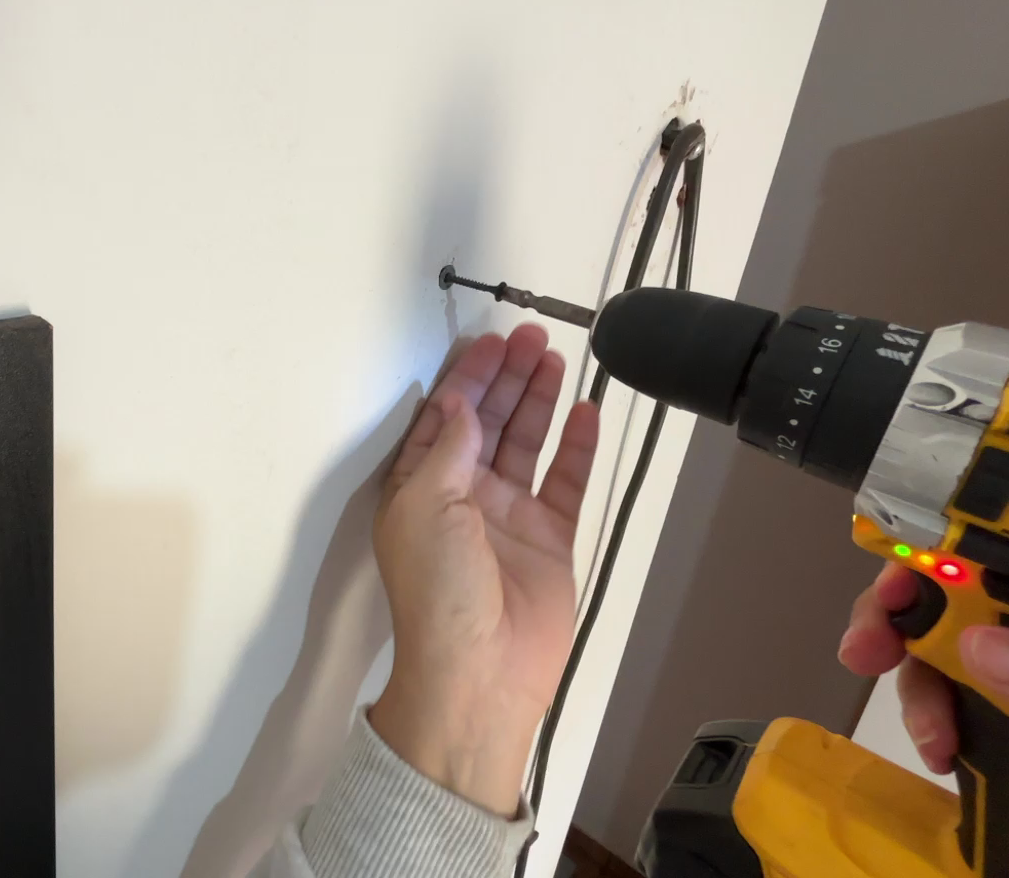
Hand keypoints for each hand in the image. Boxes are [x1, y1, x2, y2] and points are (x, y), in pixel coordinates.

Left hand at [367, 323, 599, 816]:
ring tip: (556, 357)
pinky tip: (585, 412)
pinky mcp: (549, 536)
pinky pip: (564, 482)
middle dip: (506, 379)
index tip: (490, 343)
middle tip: (531, 337)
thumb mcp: (426, 506)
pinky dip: (575, 449)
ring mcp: (508, 514)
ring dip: (538, 400)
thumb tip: (458, 400)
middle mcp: (464, 492)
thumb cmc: (438, 586)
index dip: (466, 379)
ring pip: (525, 443)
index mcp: (422, 484)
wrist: (481, 672)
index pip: (445, 417)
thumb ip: (448, 448)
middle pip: (487, 422)